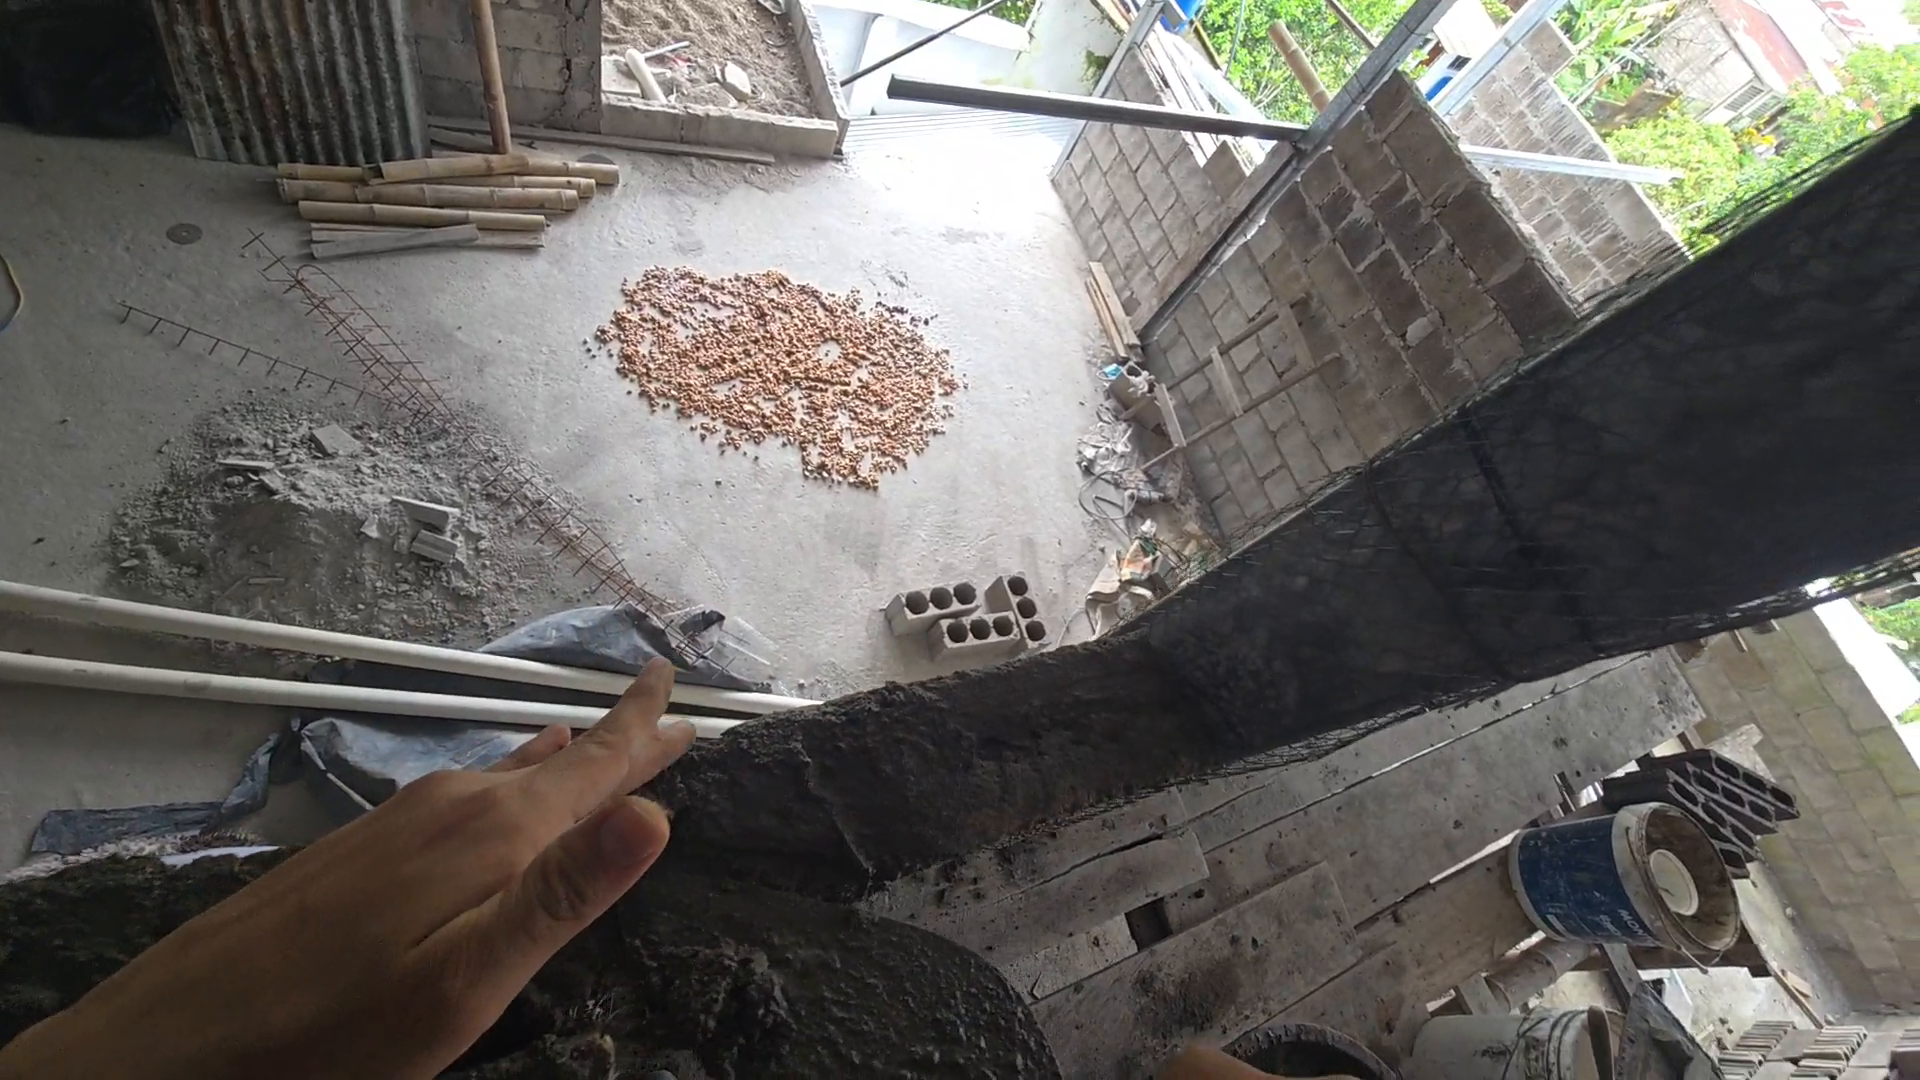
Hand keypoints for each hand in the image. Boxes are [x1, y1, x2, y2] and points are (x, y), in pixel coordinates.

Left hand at [0, 659, 696, 1079]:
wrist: (144, 1059)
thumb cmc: (332, 1033)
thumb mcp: (466, 980)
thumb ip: (564, 892)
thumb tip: (654, 816)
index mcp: (500, 830)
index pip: (595, 759)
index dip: (641, 721)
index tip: (669, 676)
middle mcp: (460, 802)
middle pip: (564, 762)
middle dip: (620, 740)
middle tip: (665, 719)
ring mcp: (407, 816)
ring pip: (515, 775)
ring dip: (570, 761)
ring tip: (601, 744)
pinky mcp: (368, 840)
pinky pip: (471, 792)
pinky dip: (515, 779)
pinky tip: (508, 779)